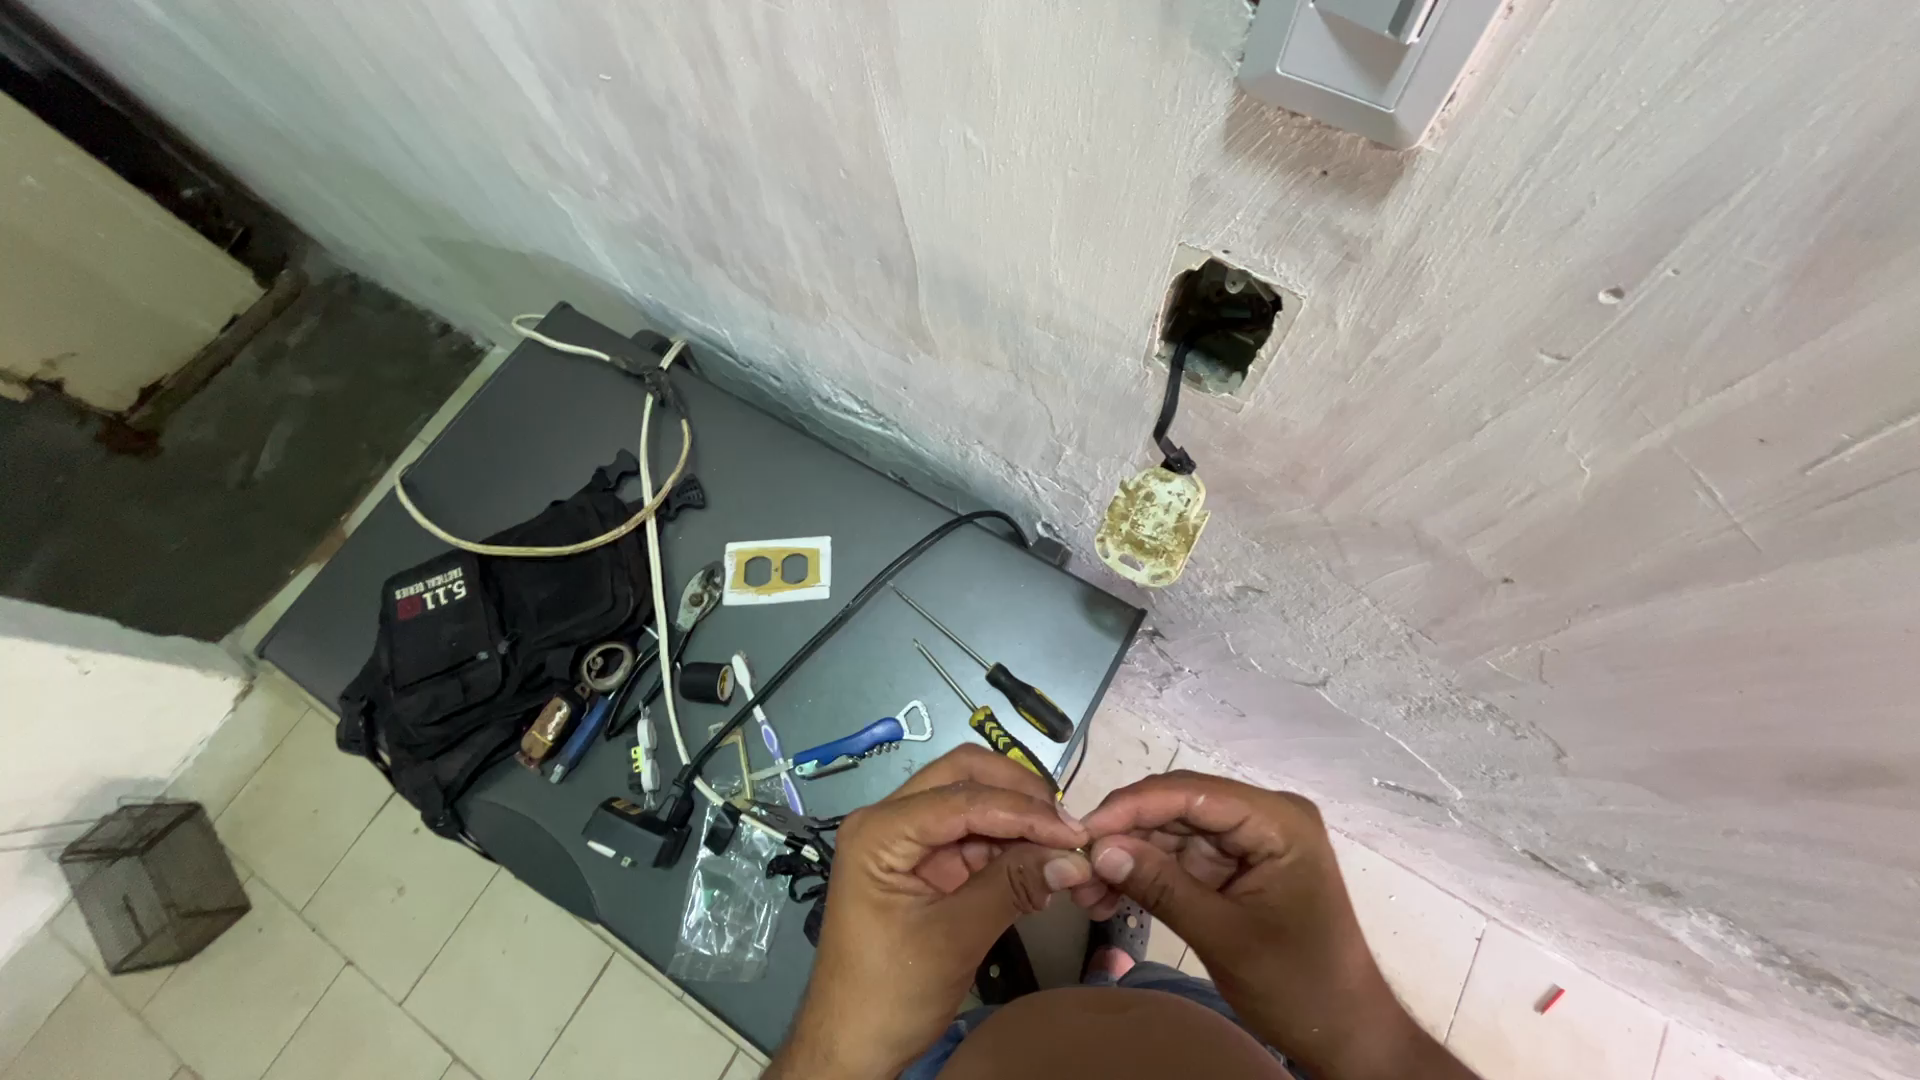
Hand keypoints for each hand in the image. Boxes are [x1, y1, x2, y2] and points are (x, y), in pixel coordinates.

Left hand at [770, 745, 1092, 1079]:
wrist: (853, 1045)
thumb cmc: (891, 993)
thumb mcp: (955, 938)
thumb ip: (1013, 886)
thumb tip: (1074, 857)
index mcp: (880, 830)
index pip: (960, 797)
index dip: (1020, 809)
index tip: (1072, 830)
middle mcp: (890, 818)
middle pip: (963, 776)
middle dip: (1018, 793)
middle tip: (1065, 823)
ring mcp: (908, 837)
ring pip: (973, 799)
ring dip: (1018, 817)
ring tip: (1063, 845)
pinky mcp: (927, 860)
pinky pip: (975, 833)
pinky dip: (1009, 842)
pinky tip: (1041, 862)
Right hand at [1074, 771, 1475, 1079]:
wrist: (1346, 1036)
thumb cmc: (1300, 986)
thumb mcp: (1224, 937)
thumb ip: (1161, 887)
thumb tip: (1098, 849)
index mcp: (1277, 820)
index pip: (1192, 794)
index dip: (1133, 806)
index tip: (1083, 829)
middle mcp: (1261, 816)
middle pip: (1175, 807)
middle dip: (1123, 834)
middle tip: (1075, 863)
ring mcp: (1245, 839)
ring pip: (1168, 831)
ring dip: (1126, 857)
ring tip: (1084, 890)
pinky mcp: (1231, 863)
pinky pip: (1176, 856)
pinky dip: (1143, 875)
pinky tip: (1107, 896)